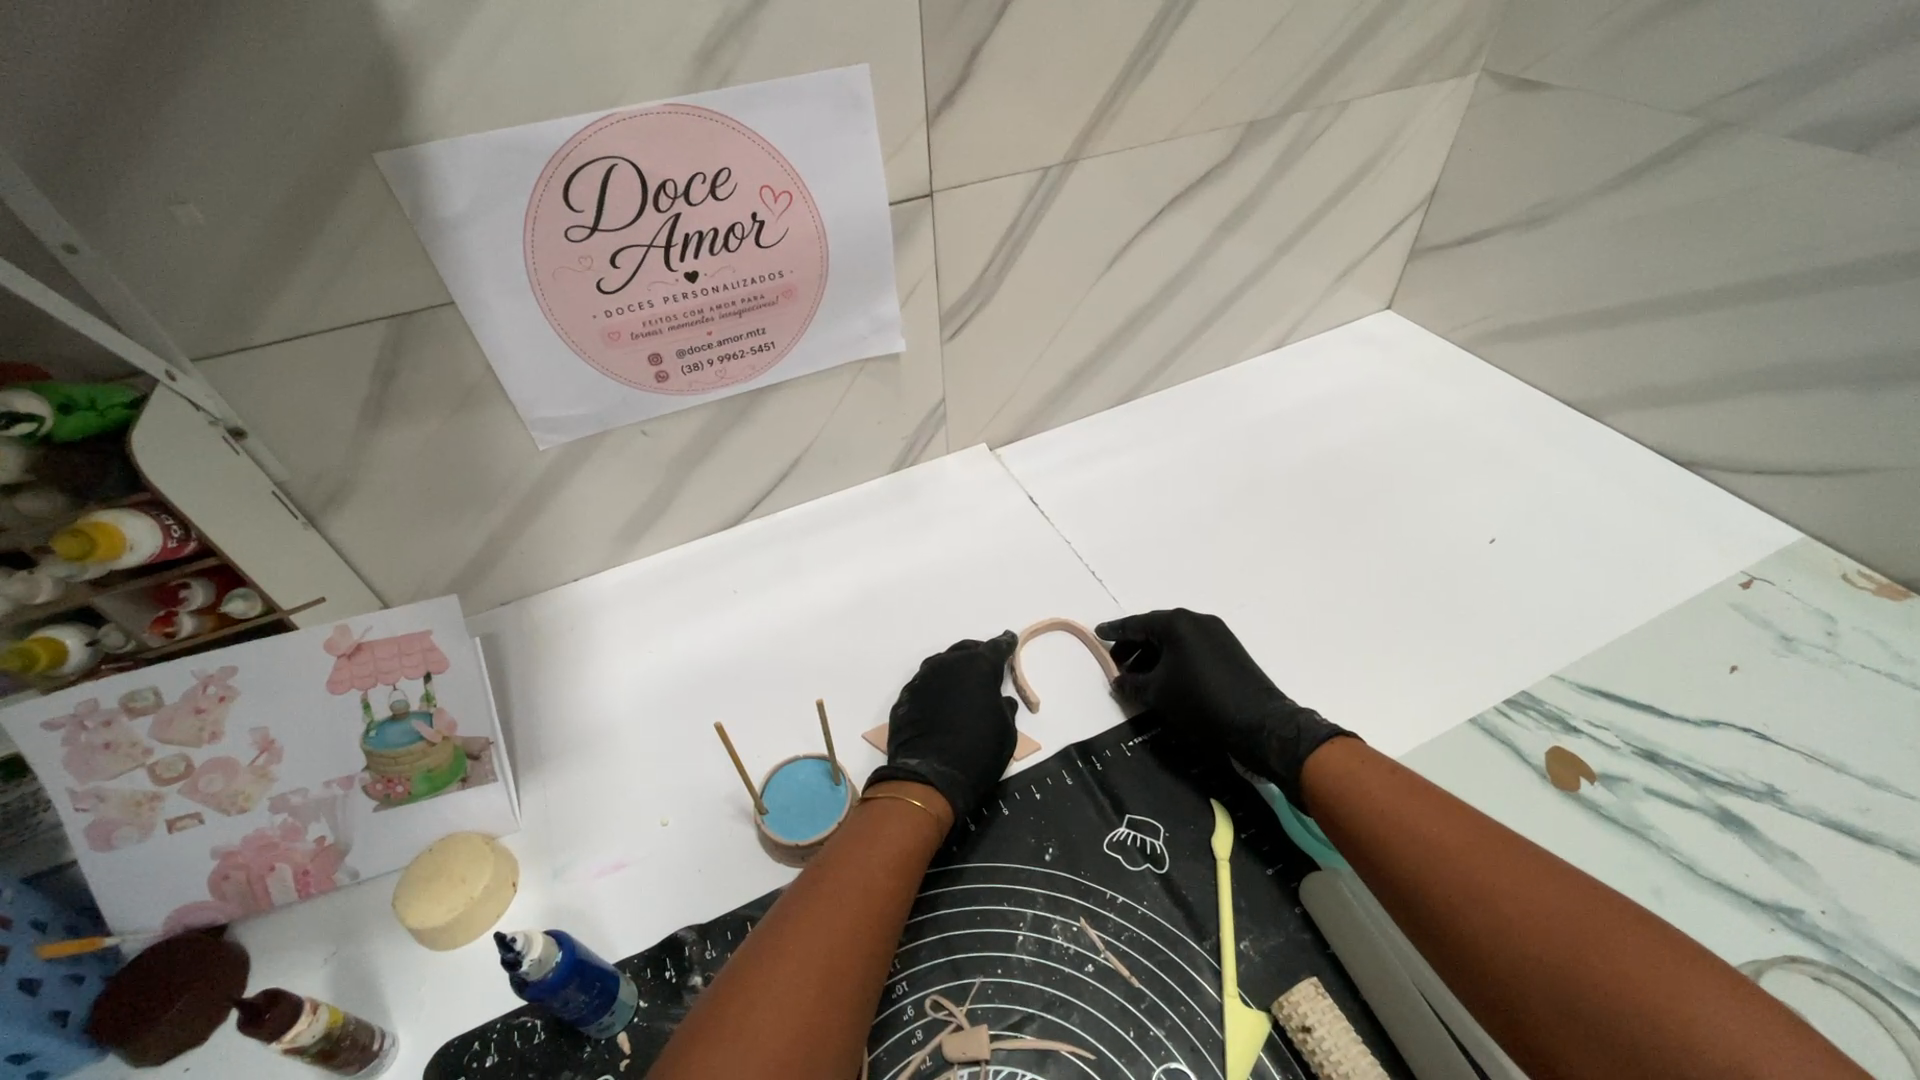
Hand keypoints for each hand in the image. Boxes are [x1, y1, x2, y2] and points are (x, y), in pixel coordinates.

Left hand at [867, 632, 1018, 826]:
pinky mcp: (905, 698)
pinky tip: (940, 700)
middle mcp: (947, 665)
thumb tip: (999, 700)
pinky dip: (936, 686)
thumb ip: (1003, 707)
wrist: (930, 777)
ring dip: (953, 668)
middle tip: (986, 663)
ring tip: (961, 681)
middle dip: (977, 654)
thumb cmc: (978, 751)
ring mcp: (922, 679)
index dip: (1005, 645)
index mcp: (977, 667)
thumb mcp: (1005, 730)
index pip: (995, 647)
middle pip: (965, 650)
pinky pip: (925, 683)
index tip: (1009, 641)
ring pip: (941, 664)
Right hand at [1096, 609, 1353, 808]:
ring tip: (1138, 677)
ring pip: (1175, 640)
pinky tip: (1165, 678)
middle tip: (1116, 663)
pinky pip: (1191, 648)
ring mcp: (1217, 634)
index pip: (1136, 623)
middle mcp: (1197, 621)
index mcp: (1177, 624)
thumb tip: (1118, 680)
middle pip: (1156, 629)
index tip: (1097, 634)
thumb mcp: (1157, 694)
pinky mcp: (1229, 650)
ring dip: (1154, 655)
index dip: (1114, 631)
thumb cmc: (1200, 702)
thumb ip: (1131, 683)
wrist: (1259, 723)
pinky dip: (1173, 659)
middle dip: (1134, 645)